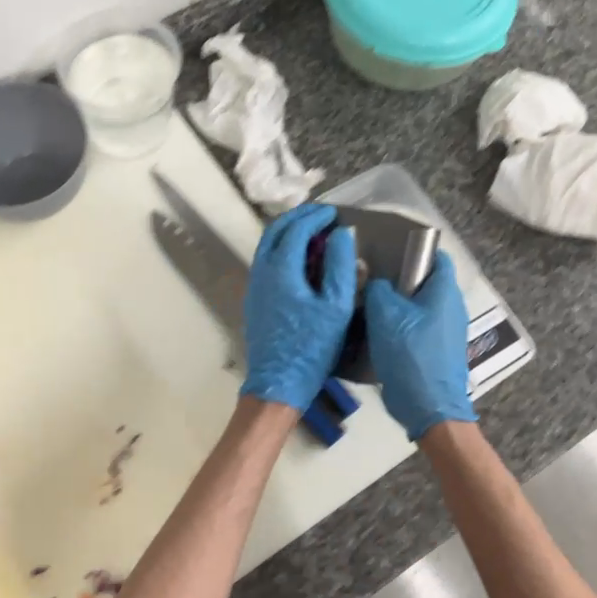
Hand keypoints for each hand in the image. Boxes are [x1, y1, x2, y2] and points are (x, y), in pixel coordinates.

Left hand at [241, 203, 357, 411]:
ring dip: (288, 233)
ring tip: (313, 233)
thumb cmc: (311, 347)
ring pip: (268, 247)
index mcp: (280, 269)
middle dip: (298, 218)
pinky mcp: (256, 301)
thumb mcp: (336, 307)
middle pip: (275, 232)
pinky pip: (267, 263)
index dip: (316, 216)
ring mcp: (255, 287)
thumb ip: (339, 266)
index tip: (334, 212)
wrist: (278, 385)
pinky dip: (283, 251)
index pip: (296, 229)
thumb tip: (341, 234)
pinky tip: (301, 262)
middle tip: (320, 214)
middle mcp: (261, 272)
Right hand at [365, 252, 476, 439]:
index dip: (414, 250)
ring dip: (398, 307)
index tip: (387, 253)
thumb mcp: (384, 315)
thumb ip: (377, 289)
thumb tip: (375, 280)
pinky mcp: (440, 352)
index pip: (437, 256)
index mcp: (445, 291)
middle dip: (400, 280)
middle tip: (370, 281)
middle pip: (426, 282)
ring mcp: (449, 332)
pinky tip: (380, 335)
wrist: (430, 408)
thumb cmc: (410, 354)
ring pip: (421, 307)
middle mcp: (453, 307)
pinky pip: (420, 329)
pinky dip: (403, 327)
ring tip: (370, 308)